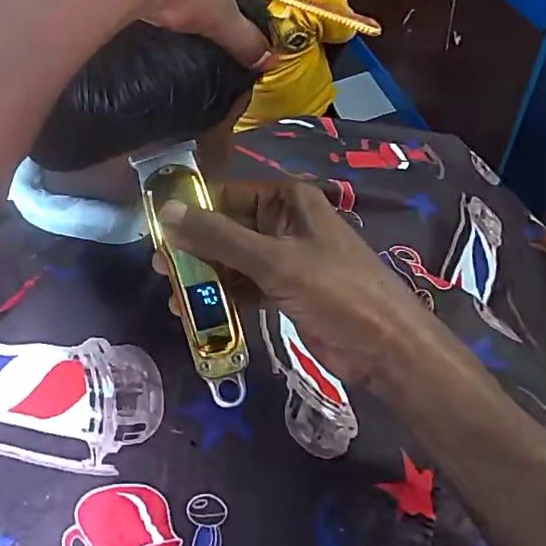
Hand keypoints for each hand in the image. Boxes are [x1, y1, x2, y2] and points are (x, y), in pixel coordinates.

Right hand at [154, 182, 440, 389]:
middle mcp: (283, 222)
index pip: (226, 194)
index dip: (191, 210)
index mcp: (287, 200)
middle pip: (225, 228)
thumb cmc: (337, 292)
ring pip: (231, 259)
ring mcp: (284, 258)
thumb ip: (218, 236)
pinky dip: (221, 296)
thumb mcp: (274, 261)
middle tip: (160, 268)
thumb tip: (166, 211)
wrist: (389, 350)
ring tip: (174, 297)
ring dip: (204, 276)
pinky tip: (195, 313)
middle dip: (193, 248)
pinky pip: (243, 284)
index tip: (155, 230)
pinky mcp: (284, 289)